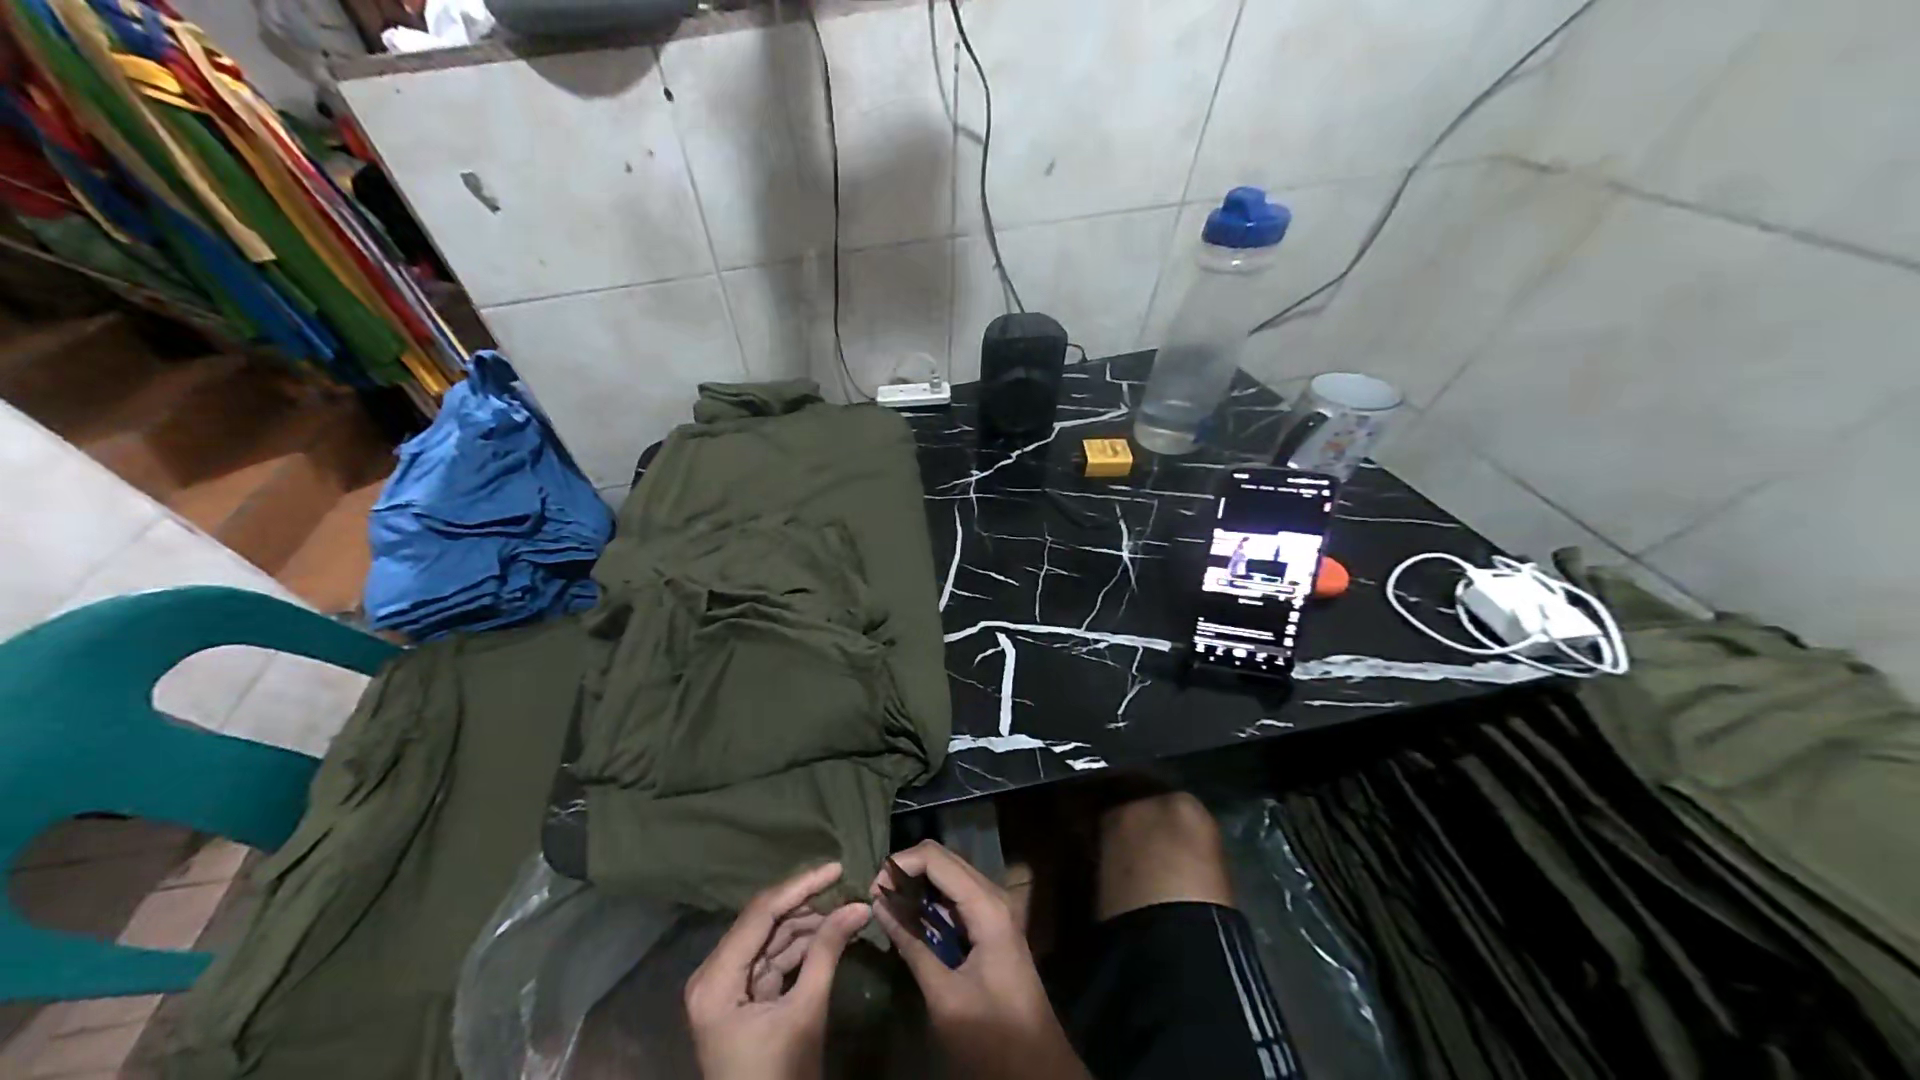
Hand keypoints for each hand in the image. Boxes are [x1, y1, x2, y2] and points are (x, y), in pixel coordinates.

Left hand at [685, 862, 869, 1079]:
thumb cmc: (779, 1078)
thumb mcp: (805, 1011)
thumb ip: (828, 952)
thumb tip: (859, 905)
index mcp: (715, 979)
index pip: (760, 914)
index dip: (800, 886)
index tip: (836, 868)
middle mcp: (712, 975)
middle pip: (763, 922)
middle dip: (806, 905)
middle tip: (846, 888)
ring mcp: (726, 987)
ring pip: (770, 939)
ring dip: (807, 925)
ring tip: (847, 911)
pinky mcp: (741, 999)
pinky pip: (772, 960)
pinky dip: (801, 948)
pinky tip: (831, 934)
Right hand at [872, 842, 1091, 1079]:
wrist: (1038, 1068)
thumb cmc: (991, 1034)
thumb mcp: (944, 996)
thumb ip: (912, 945)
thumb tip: (879, 906)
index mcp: (986, 906)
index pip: (936, 858)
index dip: (900, 864)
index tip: (872, 891)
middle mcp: (993, 896)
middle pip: (943, 859)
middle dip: (906, 870)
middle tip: (876, 897)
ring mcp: (995, 910)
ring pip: (950, 876)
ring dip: (917, 884)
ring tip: (888, 906)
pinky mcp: (992, 926)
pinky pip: (957, 898)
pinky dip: (931, 902)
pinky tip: (911, 920)